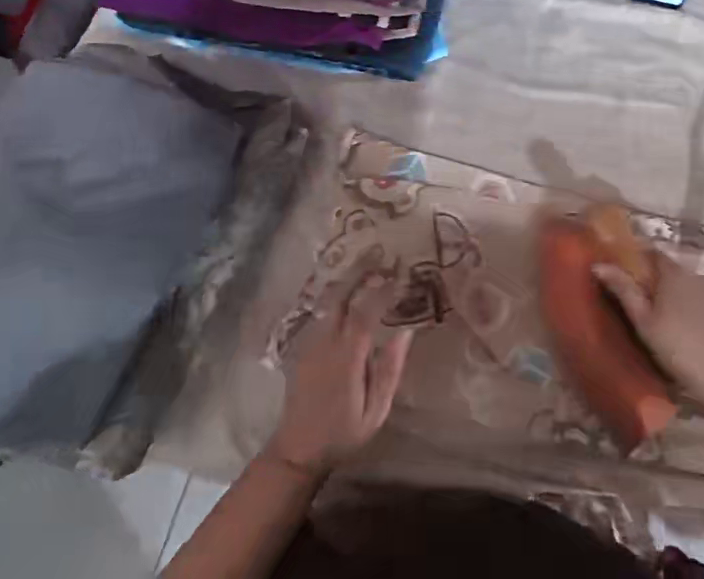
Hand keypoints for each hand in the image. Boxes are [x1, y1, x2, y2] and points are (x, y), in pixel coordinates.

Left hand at [266, 274, 414, 476]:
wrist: (297, 450)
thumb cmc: (343, 433)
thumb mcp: (375, 409)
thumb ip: (390, 368)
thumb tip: (406, 331)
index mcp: (345, 357)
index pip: (365, 312)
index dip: (382, 290)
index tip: (401, 274)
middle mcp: (324, 342)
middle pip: (339, 296)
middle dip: (358, 272)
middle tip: (379, 253)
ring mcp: (310, 342)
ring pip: (327, 301)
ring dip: (347, 279)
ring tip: (368, 265)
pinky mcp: (303, 346)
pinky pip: (321, 312)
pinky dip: (336, 295)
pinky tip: (348, 290)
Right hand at [594, 251, 703, 412]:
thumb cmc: (678, 348)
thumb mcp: (643, 321)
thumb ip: (623, 289)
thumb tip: (599, 264)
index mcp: (674, 273)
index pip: (653, 252)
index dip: (637, 257)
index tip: (625, 269)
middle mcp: (698, 276)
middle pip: (673, 270)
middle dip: (658, 279)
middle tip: (644, 300)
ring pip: (691, 287)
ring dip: (679, 295)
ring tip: (668, 319)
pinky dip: (697, 309)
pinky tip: (692, 331)